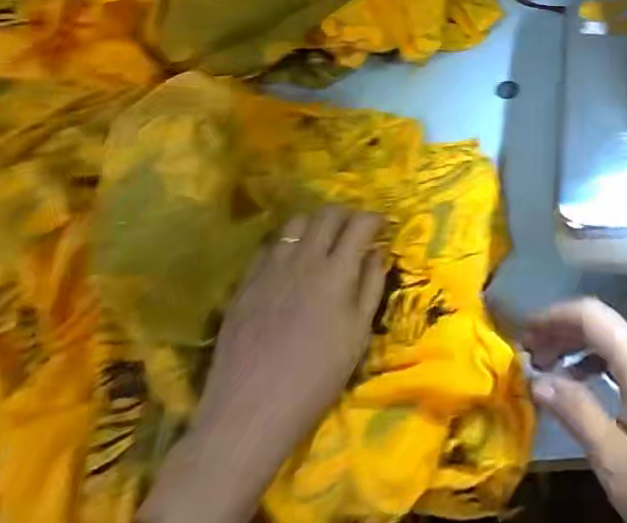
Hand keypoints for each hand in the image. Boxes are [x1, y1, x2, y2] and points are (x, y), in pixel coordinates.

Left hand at [139, 207, 387, 522]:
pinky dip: (287, 244)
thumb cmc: (316, 377)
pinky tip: (290, 264)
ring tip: (323, 242)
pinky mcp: (244, 285)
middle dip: (347, 214)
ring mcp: (269, 269)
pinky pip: (268, 247)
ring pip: (295, 224)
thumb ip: (370, 286)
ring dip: (315, 224)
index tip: (383, 226)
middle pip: (327, 214)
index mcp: (336, 271)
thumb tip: (376, 253)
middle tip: (356, 230)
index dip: (375, 219)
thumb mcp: (358, 334)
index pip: (360, 223)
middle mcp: (303, 259)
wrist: (249, 412)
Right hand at [525, 298, 626, 522]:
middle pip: (600, 320)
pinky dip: (590, 358)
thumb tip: (536, 379)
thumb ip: (577, 413)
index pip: (592, 314)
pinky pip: (618, 354)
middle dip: (559, 328)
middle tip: (525, 353)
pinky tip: (572, 381)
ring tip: (541, 366)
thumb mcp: (615, 460)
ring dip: (573, 342)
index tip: (521, 333)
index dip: (554, 316)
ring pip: (608, 335)